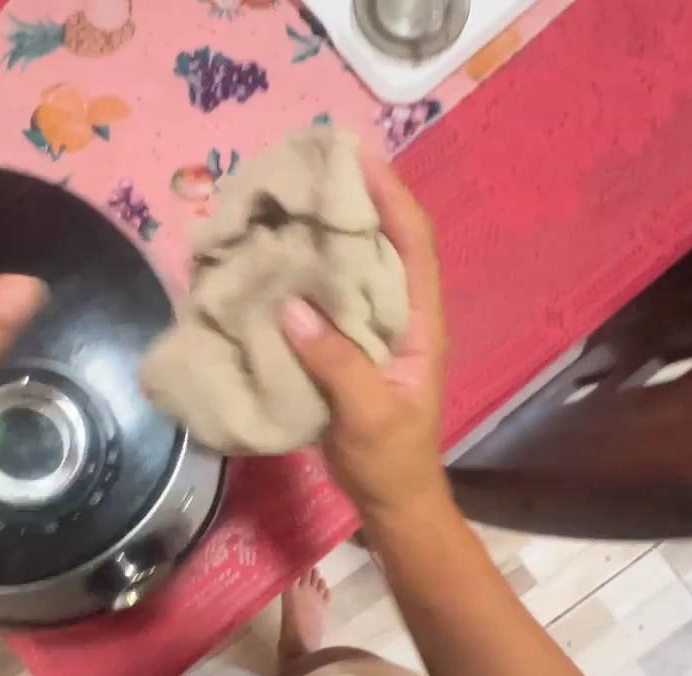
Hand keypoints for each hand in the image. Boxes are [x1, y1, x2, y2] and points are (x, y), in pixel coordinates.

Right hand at [280, 155, 449, 523]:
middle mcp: (398, 318)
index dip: (389, 197)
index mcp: (420, 324)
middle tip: (304, 177)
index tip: (354, 158)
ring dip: (322, 242)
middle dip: (350, 206)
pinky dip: (303, 285)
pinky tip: (272, 274)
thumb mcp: (368, 413)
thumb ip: (336, 362)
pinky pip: (326, 308)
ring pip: (351, 275)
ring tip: (281, 212)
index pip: (413, 244)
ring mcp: (372, 335)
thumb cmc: (391, 460)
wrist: (388, 500)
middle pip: (381, 247)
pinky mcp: (346, 353)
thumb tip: (291, 306)